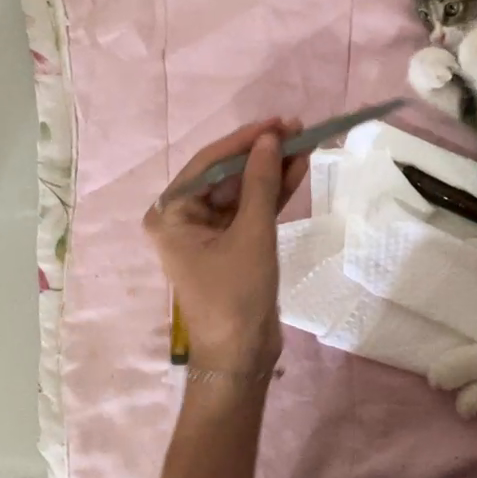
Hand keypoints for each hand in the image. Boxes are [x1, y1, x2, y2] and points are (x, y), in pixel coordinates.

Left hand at [144, 119, 308, 374]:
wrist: (241, 354)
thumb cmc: (236, 294)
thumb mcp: (252, 234)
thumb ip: (260, 183)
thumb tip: (270, 140)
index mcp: (171, 213)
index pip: (209, 163)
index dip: (245, 139)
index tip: (278, 122)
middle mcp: (183, 217)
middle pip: (227, 173)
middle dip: (262, 152)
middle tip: (298, 130)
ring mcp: (208, 231)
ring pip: (243, 189)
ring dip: (272, 169)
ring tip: (305, 144)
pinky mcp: (232, 244)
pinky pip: (251, 208)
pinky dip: (273, 192)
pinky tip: (298, 170)